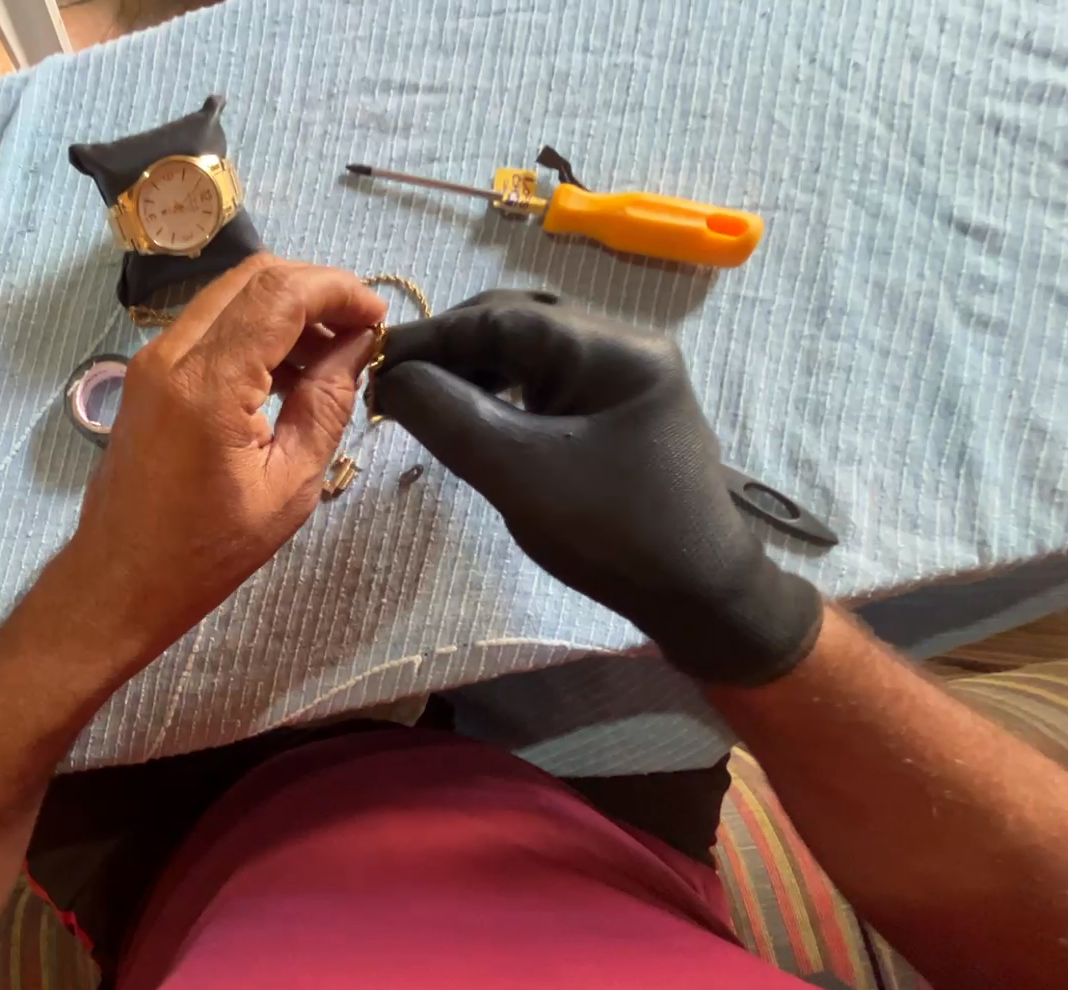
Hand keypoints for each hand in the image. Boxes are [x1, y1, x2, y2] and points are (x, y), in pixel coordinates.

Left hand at [50, 256, 385, 668]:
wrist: (120, 582)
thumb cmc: (206, 552)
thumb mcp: (288, 486)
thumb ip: (327, 404)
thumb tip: (356, 345)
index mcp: (207, 384)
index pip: (281, 293)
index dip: (339, 291)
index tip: (377, 318)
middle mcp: (169, 355)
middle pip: (252, 278)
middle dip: (314, 291)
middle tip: (356, 332)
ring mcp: (149, 363)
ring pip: (227, 298)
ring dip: (282, 312)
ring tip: (327, 360)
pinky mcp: (144, 378)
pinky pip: (206, 330)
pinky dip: (250, 334)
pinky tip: (283, 375)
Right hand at [372, 290, 820, 684]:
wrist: (696, 593)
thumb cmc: (612, 535)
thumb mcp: (518, 475)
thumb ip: (447, 416)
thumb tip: (390, 379)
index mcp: (611, 350)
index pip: (499, 317)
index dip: (426, 336)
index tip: (371, 366)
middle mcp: (619, 344)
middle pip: (512, 320)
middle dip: (444, 348)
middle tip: (391, 387)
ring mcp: (616, 373)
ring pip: (522, 348)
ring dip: (465, 367)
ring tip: (421, 399)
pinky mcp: (608, 404)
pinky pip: (537, 377)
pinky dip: (490, 388)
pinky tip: (467, 412)